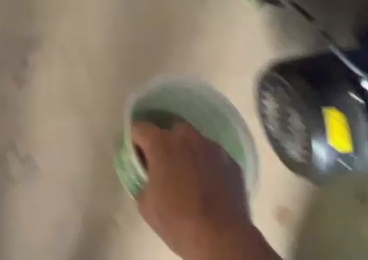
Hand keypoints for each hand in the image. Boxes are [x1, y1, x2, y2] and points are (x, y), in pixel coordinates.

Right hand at [132, 121, 272, 259]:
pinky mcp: (231, 162)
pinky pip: (212, 157)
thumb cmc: (178, 221)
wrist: (223, 239)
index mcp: (160, 143)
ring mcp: (212, 147)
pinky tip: (209, 188)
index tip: (140, 161)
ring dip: (188, 154)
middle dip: (165, 146)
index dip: (136, 143)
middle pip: (169, 132)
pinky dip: (207, 166)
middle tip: (165, 169)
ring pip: (194, 143)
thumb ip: (142, 181)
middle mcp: (186, 137)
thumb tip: (146, 177)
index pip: (139, 129)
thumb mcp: (145, 205)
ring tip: (191, 179)